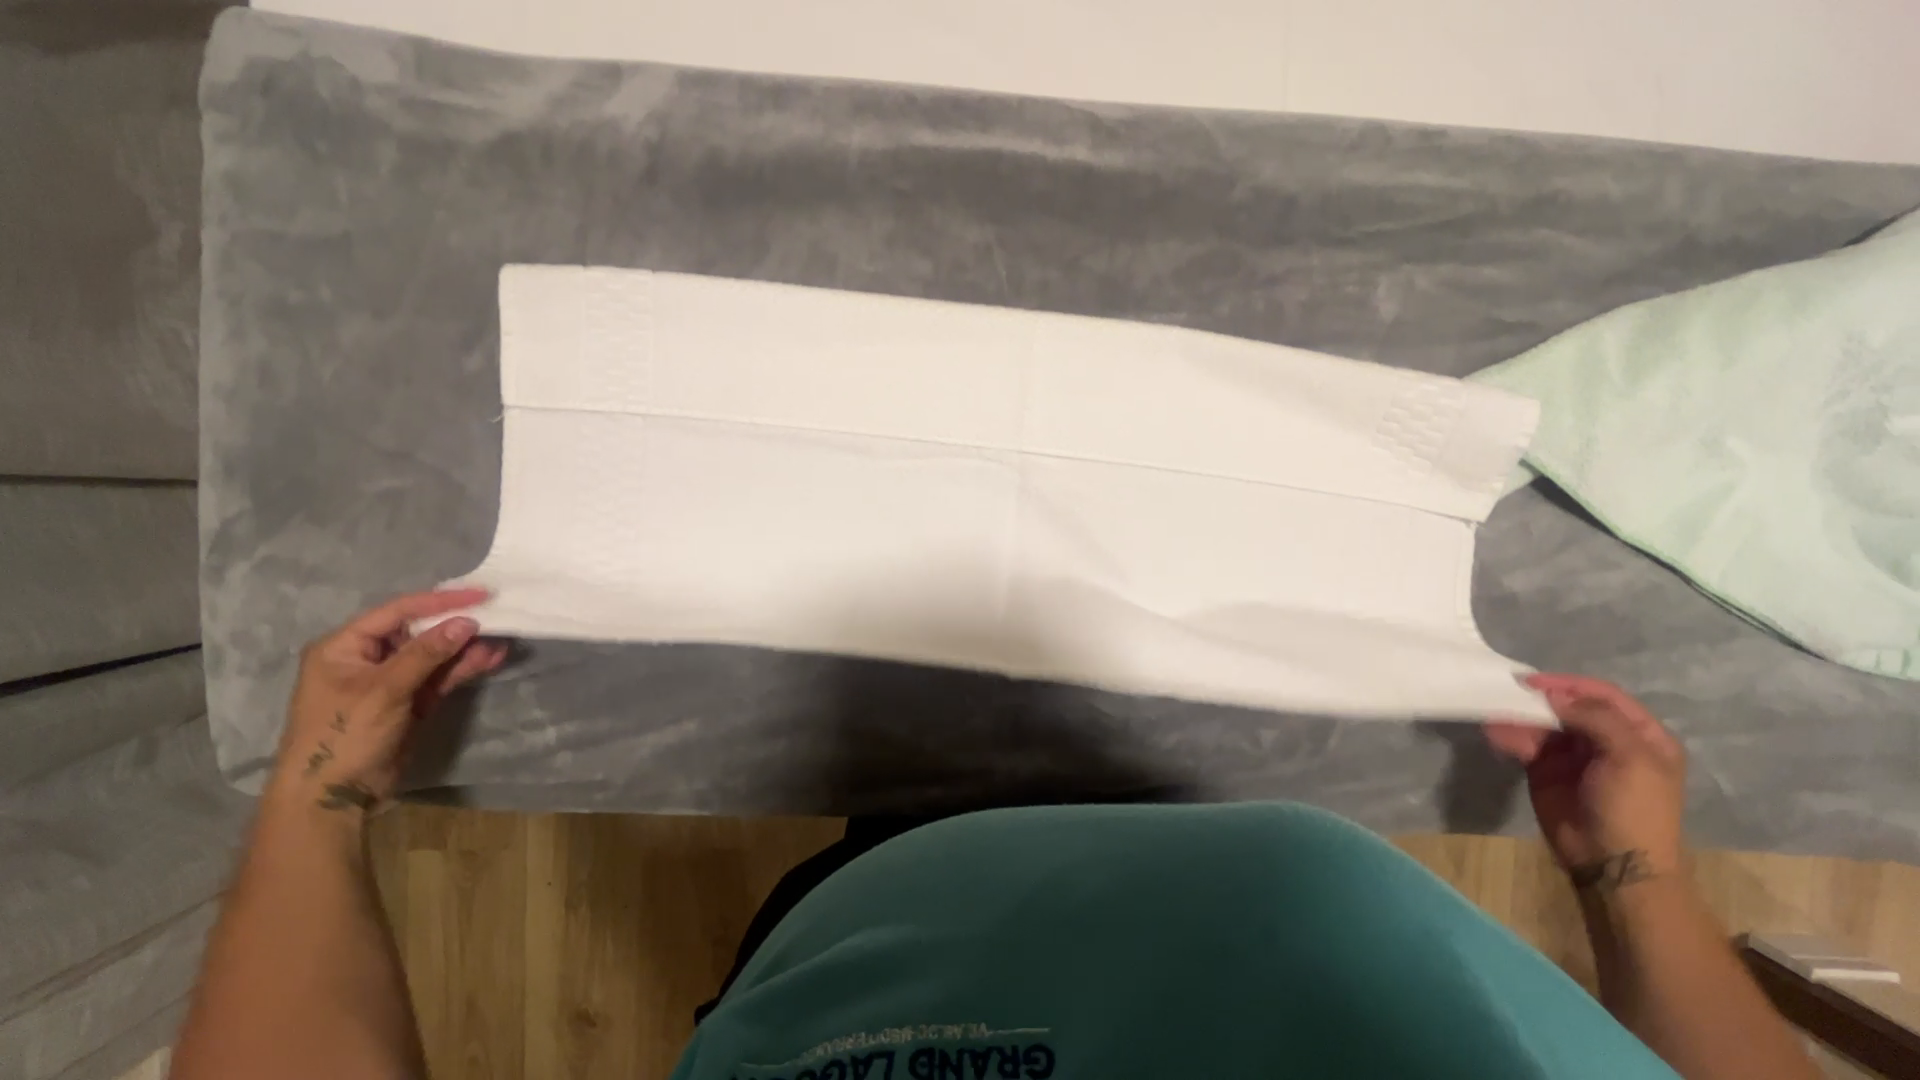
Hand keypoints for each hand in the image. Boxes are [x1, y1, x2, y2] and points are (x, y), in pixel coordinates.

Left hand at [267, 589, 505, 815]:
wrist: (331, 796)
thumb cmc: (343, 735)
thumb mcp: (384, 690)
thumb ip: (426, 653)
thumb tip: (467, 621)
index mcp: (345, 646)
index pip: (398, 611)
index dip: (440, 601)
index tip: (480, 594)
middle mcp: (367, 658)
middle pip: (419, 632)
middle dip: (457, 625)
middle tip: (497, 615)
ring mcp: (390, 682)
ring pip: (434, 656)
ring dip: (466, 649)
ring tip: (502, 640)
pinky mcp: (409, 702)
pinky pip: (440, 678)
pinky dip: (463, 669)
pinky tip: (490, 659)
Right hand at [1485, 674, 1687, 889]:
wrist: (1613, 862)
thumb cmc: (1634, 808)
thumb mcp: (1630, 759)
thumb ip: (1596, 718)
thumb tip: (1553, 694)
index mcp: (1640, 735)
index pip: (1603, 695)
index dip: (1569, 685)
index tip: (1535, 683)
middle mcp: (1606, 739)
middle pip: (1568, 706)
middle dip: (1539, 701)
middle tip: (1507, 695)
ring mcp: (1574, 755)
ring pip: (1543, 723)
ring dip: (1519, 717)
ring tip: (1496, 716)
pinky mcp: (1545, 769)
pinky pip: (1526, 743)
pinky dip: (1510, 736)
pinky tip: (1496, 735)